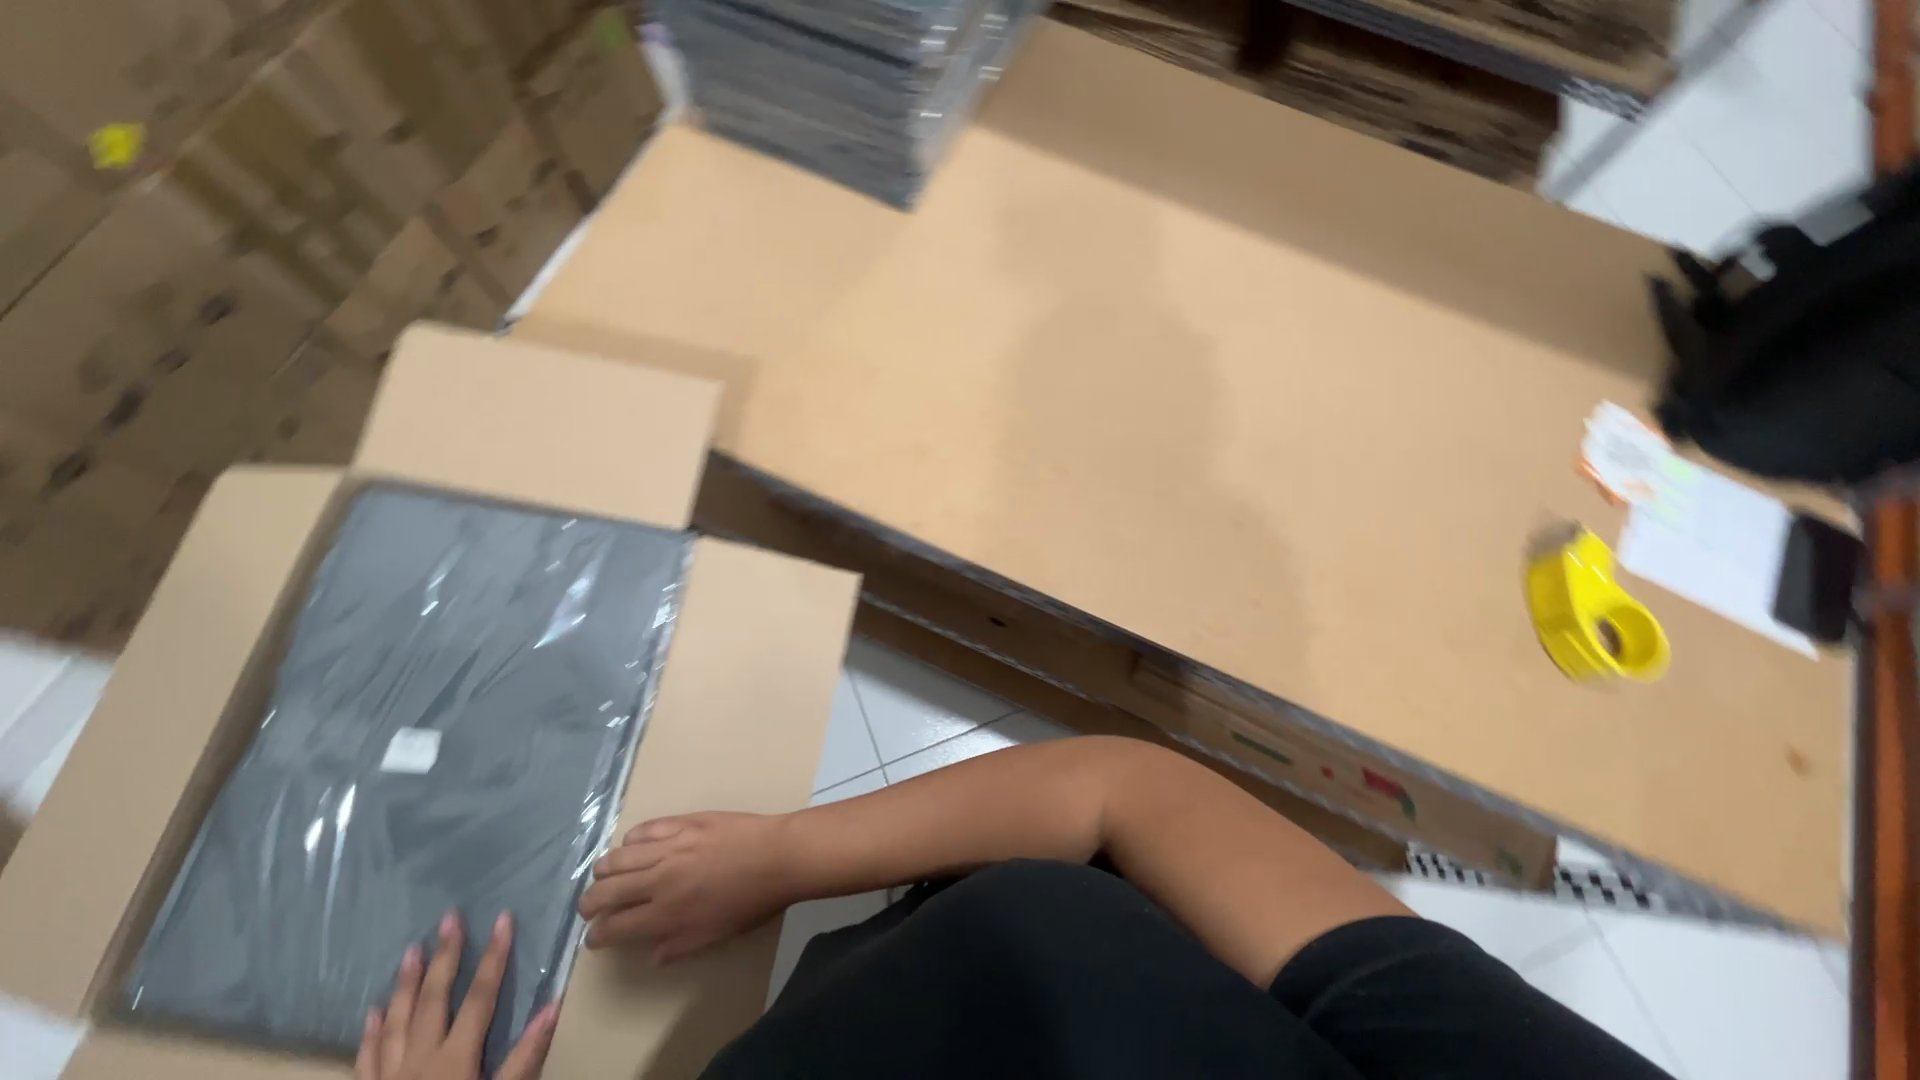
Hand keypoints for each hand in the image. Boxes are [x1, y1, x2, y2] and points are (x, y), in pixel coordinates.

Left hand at [355, 911, 558, 1079]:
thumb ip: (524, 1059)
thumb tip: (552, 1007)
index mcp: (454, 1059)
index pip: (479, 996)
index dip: (493, 956)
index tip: (502, 919)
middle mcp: (418, 1060)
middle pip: (433, 998)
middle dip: (445, 956)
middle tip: (449, 918)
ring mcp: (387, 1078)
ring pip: (396, 1020)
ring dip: (405, 984)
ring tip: (412, 950)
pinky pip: (367, 1059)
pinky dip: (372, 1033)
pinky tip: (373, 1014)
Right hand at [578, 811, 794, 962]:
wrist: (778, 856)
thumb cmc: (752, 902)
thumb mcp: (717, 934)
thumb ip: (680, 945)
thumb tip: (652, 955)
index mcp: (666, 913)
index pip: (615, 927)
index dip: (597, 935)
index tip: (593, 937)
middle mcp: (659, 879)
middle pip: (606, 891)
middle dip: (590, 903)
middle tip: (589, 907)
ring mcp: (669, 846)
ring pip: (618, 857)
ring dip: (604, 869)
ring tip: (603, 875)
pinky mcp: (683, 822)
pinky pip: (645, 829)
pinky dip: (632, 839)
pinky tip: (633, 845)